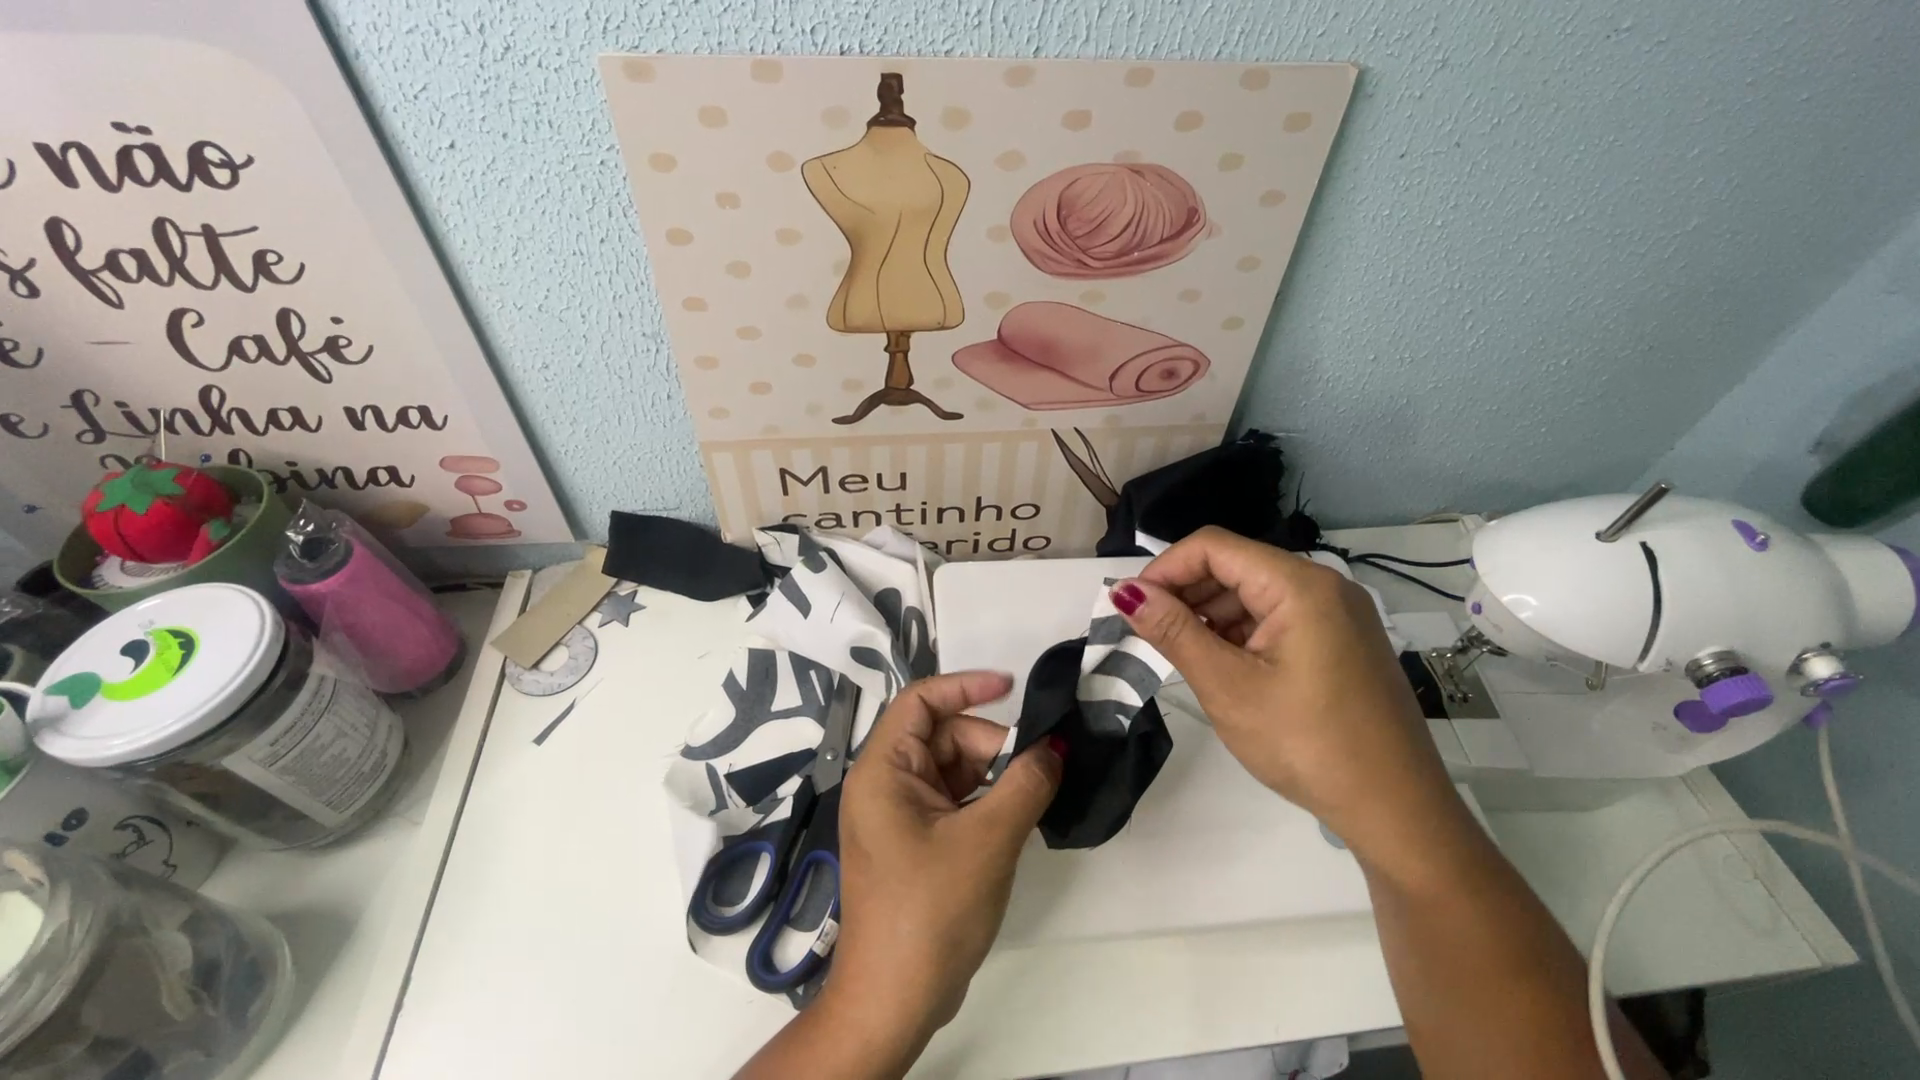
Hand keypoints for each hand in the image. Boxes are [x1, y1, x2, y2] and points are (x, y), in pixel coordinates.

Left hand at [824, 671, 1062, 1046]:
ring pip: (953, 771)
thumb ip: (1026, 783)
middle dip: (992, 746)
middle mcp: (884, 785)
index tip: (1014, 687)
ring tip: (1032, 798)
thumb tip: (1056, 746)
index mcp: (883, 770)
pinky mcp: (913, 845)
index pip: (920, 702)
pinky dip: (985, 803)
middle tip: (1037, 773)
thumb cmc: (932, 909)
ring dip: (993, 777)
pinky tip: (1015, 821)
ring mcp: (897, 817)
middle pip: (944, 737)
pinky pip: (953, 803)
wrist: (896, 998)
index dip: (966, 686)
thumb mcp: (988, 840)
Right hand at [1110, 527, 1463, 867]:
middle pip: (1235, 566)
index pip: (1213, 547)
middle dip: (1185, 593)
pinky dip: (1241, 634)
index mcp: (1299, 585)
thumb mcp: (1228, 687)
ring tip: (1181, 657)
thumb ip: (1174, 632)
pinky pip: (1278, 619)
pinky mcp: (1342, 642)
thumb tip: (1124, 592)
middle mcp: (1323, 586)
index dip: (1165, 569)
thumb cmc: (1306, 744)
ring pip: (1254, 594)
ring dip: (1210, 616)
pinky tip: (1222, 668)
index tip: (1130, 608)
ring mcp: (1338, 614)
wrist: (1395, 808)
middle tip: (1148, 636)